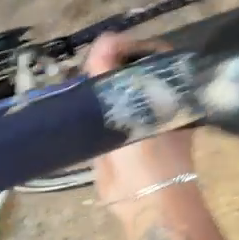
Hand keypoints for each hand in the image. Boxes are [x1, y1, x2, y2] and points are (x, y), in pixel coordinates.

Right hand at [86, 34, 196, 207]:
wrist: (143, 198)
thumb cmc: (148, 151)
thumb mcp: (130, 106)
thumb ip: (112, 73)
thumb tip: (103, 41)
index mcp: (169, 94)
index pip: (154, 56)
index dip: (132, 47)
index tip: (107, 47)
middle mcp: (152, 105)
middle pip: (129, 74)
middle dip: (106, 68)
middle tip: (86, 65)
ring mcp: (131, 123)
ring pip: (111, 95)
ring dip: (93, 88)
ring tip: (76, 81)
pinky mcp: (111, 143)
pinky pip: (97, 118)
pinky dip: (84, 110)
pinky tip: (70, 102)